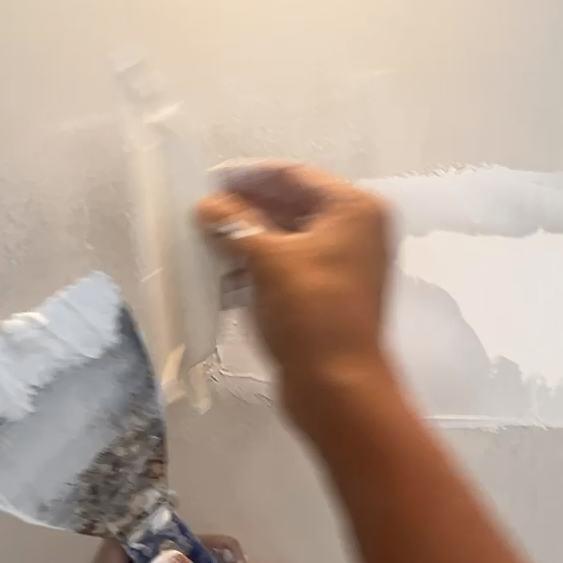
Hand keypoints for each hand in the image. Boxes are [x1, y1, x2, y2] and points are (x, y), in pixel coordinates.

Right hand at [196, 163, 395, 413]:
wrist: (337, 387)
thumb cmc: (310, 315)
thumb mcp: (269, 261)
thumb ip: (237, 224)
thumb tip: (209, 206)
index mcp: (354, 209)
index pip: (294, 175)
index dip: (249, 176)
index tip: (211, 181)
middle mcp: (356, 231)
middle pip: (292, 206)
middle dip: (247, 211)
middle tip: (205, 213)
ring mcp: (344, 266)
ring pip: (288, 240)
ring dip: (249, 241)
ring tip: (207, 243)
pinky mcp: (328, 296)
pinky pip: (290, 269)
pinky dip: (260, 269)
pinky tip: (226, 276)